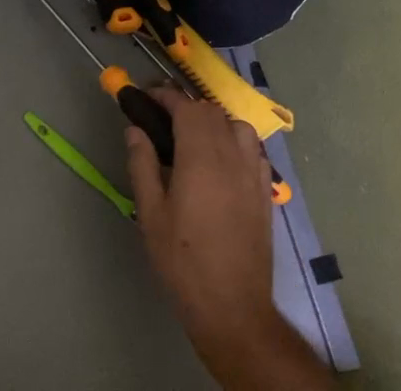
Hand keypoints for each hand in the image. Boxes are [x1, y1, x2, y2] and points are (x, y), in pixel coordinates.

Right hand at [124, 87, 276, 337]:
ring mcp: (253, 176)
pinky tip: (220, 158)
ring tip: (191, 135)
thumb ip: (142, 164)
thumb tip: (135, 130)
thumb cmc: (181, 259)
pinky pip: (254, 151)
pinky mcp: (265, 194)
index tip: (144, 96)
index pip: (186, 108)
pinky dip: (235, 140)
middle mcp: (231, 159)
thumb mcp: (150, 212)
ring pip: (237, 126)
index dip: (165, 96)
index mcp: (200, 160)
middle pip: (212, 112)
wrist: (231, 305)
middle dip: (185, 104)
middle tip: (159, 114)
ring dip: (213, 120)